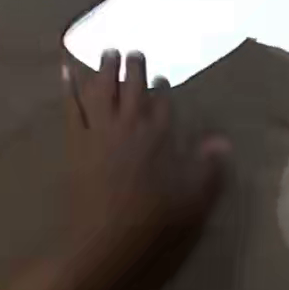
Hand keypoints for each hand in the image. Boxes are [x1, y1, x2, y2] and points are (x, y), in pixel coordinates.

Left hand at [45, 49, 228, 289]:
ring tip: (108, 52)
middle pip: (132, 87)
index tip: (162, 77)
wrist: (102, 237)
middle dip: (134, 68)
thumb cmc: (151, 219)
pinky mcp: (75, 141)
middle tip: (134, 51)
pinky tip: (65, 71)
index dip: (162, 89)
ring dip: (105, 69)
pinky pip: (71, 106)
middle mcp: (129, 124)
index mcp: (158, 135)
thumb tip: (223, 141)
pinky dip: (68, 87)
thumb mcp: (191, 198)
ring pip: (102, 89)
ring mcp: (99, 130)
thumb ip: (208, 168)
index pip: (162, 102)